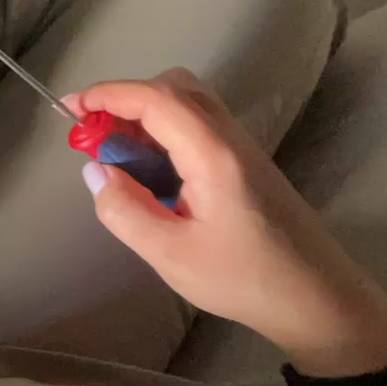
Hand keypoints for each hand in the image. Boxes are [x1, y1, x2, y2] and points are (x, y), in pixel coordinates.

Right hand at [72, 69, 386, 377]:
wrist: (316, 297)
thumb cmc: (241, 278)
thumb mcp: (168, 254)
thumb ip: (124, 210)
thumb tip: (95, 172)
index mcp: (213, 156)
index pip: (157, 100)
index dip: (109, 95)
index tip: (69, 108)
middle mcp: (231, 140)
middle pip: (176, 88)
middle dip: (125, 98)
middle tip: (91, 134)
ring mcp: (241, 150)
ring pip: (188, 105)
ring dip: (142, 115)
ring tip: (111, 155)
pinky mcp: (243, 165)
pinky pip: (196, 128)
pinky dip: (160, 132)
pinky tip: (145, 171)